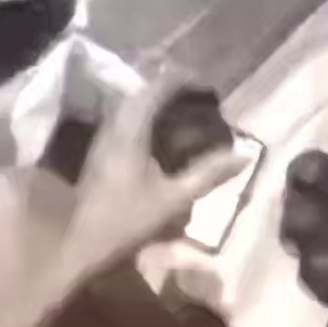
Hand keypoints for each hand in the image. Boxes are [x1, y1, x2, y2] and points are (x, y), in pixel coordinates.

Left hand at [55, 81, 247, 283]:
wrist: (83, 246)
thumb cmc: (129, 221)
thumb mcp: (174, 200)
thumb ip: (208, 174)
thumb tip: (244, 156)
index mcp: (130, 131)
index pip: (157, 88)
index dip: (182, 80)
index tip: (205, 83)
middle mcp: (112, 127)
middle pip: (140, 93)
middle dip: (168, 89)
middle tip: (195, 95)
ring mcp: (102, 140)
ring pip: (129, 108)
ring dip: (154, 104)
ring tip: (180, 111)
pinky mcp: (98, 155)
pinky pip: (123, 124)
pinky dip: (143, 121)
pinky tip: (158, 136)